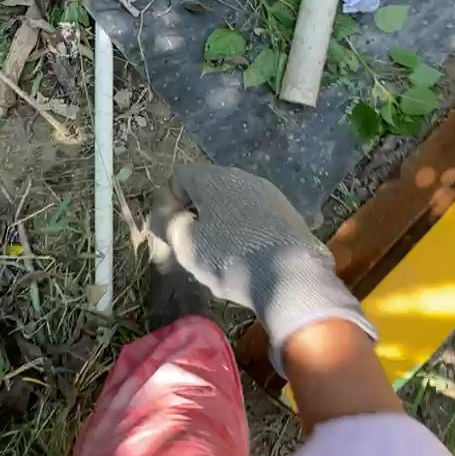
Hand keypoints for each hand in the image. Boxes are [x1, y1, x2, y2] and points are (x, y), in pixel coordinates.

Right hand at [148, 165, 374, 369]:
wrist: (291, 279)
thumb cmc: (229, 259)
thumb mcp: (185, 244)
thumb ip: (166, 222)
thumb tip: (163, 213)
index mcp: (214, 178)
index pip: (178, 178)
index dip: (167, 203)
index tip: (170, 230)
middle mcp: (242, 177)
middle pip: (206, 188)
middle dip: (194, 213)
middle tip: (192, 244)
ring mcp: (269, 193)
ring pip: (232, 201)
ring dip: (220, 221)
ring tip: (219, 253)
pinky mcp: (288, 212)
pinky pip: (254, 214)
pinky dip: (243, 229)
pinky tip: (247, 255)